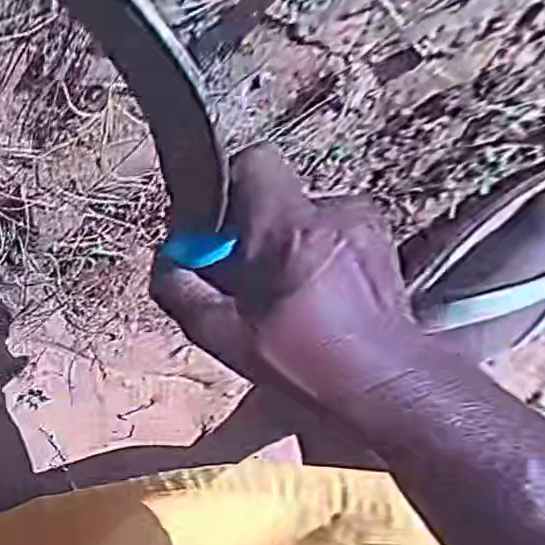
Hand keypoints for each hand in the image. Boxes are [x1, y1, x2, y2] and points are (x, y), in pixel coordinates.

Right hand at [152, 144, 432, 409]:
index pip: (252, 164)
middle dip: (235, 232)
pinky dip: (294, 254)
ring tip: (262, 294)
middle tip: (225, 279)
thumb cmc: (293, 357)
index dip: (217, 189)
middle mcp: (334, 214)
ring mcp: (364, 223)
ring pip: (290, 217)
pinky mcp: (376, 238)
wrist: (378, 380)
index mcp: (289, 231)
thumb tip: (166, 259)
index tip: (201, 234)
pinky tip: (293, 295)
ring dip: (266, 246)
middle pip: (264, 198)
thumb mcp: (211, 329)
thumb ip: (177, 286)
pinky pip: (318, 230)